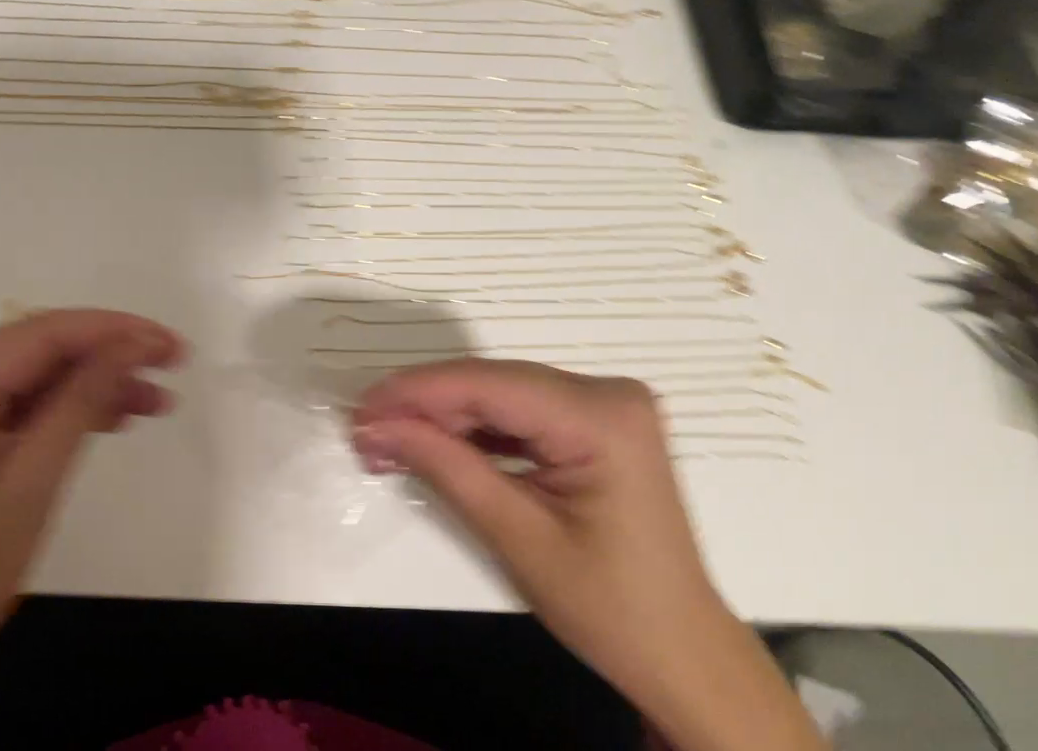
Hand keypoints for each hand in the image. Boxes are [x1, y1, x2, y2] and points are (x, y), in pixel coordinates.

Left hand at [0, 310, 182, 750]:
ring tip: (152, 402)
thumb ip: (82, 401)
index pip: (39, 333)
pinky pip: (10, 395)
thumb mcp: (33, 484)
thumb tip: (132, 342)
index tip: (172, 344)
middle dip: (105, 357)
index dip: (113, 331)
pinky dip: (57, 404)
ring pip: (27, 369)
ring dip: (88, 382)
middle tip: (170, 371)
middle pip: (33, 346)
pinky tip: (108, 416)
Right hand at [352, 359, 823, 750]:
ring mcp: (607, 407)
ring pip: (501, 396)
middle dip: (423, 407)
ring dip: (443, 418)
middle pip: (493, 385)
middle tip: (363, 432)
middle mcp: (609, 394)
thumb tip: (373, 424)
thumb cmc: (607, 606)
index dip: (415, 392)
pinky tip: (433, 445)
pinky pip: (521, 414)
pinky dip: (475, 431)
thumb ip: (444, 466)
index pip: (488, 385)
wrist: (680, 652)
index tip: (357, 411)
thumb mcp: (516, 535)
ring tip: (385, 440)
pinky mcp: (597, 426)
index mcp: (603, 417)